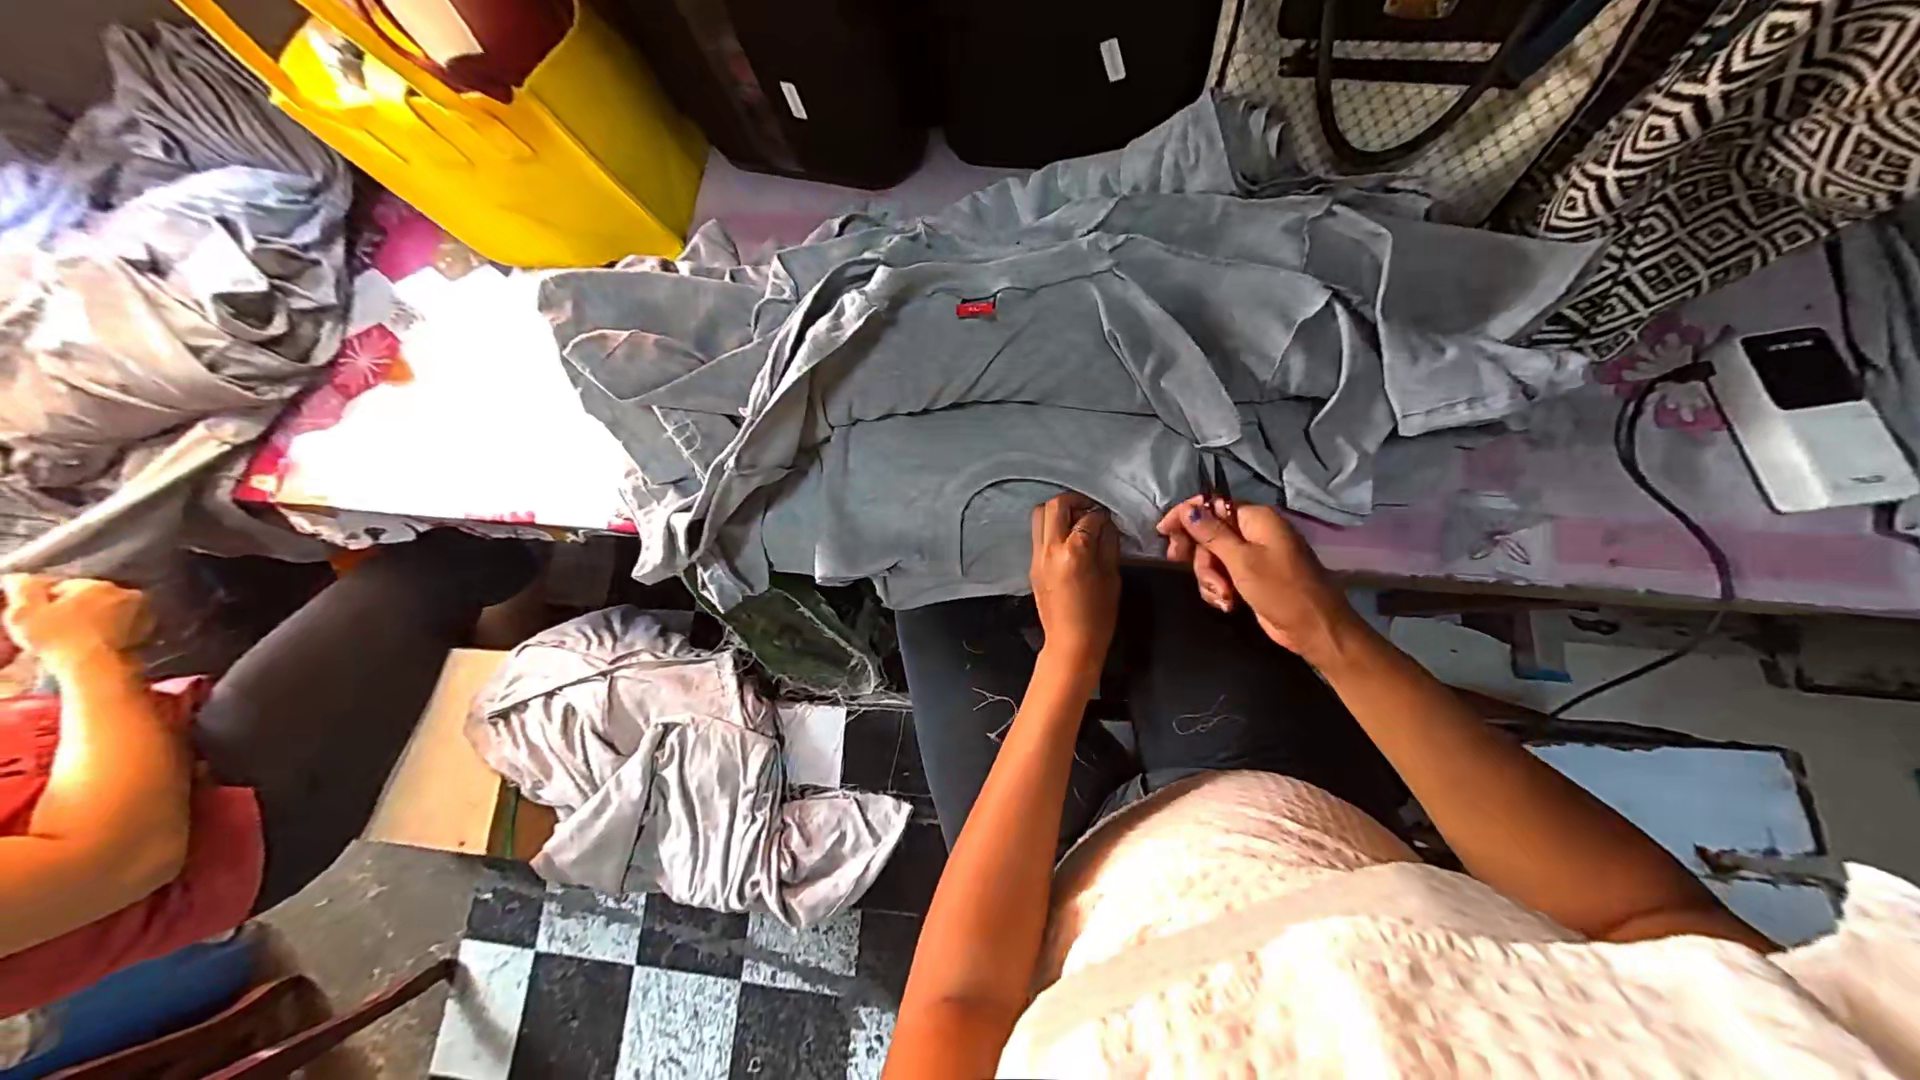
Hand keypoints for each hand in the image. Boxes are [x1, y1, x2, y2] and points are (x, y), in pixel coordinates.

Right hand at [1, 575, 149, 668]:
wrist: (93, 661)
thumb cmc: (55, 636)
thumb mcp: (24, 612)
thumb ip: (22, 589)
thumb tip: (19, 577)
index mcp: (97, 585)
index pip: (64, 586)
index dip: (46, 601)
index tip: (39, 616)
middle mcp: (126, 592)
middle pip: (90, 596)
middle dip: (73, 606)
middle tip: (57, 625)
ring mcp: (143, 608)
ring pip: (108, 607)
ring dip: (93, 615)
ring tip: (76, 632)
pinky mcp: (149, 625)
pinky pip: (123, 620)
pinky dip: (110, 625)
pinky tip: (95, 637)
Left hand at [1029, 493, 1120, 669]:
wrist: (1070, 642)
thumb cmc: (1098, 615)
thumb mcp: (1111, 577)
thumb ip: (1108, 545)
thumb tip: (1106, 524)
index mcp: (1074, 552)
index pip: (1088, 518)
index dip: (1101, 515)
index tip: (1108, 519)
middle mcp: (1050, 549)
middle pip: (1055, 506)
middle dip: (1074, 501)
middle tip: (1088, 510)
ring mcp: (1037, 557)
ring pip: (1039, 515)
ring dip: (1057, 512)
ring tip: (1075, 522)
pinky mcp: (1032, 565)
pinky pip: (1037, 535)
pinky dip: (1051, 529)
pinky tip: (1067, 540)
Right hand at [1155, 498, 1363, 664]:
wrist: (1314, 628)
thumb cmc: (1281, 590)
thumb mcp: (1241, 561)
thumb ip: (1212, 534)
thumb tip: (1188, 510)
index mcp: (1256, 519)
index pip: (1212, 506)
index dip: (1185, 515)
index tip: (1163, 531)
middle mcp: (1253, 533)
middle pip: (1208, 534)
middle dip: (1198, 555)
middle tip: (1179, 563)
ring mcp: (1252, 556)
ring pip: (1211, 559)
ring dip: (1209, 578)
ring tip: (1222, 596)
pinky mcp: (1249, 578)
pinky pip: (1221, 576)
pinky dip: (1218, 589)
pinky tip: (1226, 603)